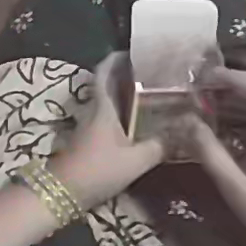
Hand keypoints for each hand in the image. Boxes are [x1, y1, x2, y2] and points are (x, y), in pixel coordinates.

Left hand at [52, 53, 164, 209]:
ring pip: (108, 104)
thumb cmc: (98, 170)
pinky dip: (122, 116)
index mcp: (103, 108)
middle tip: (152, 74)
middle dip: (125, 77)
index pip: (104, 73)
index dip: (115, 59)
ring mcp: (89, 127)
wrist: (63, 194)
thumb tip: (183, 132)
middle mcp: (93, 112)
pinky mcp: (89, 142)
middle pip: (107, 86)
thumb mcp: (135, 160)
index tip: (131, 51)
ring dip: (124, 97)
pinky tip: (139, 124)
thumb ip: (159, 145)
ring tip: (151, 96)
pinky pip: (107, 120)